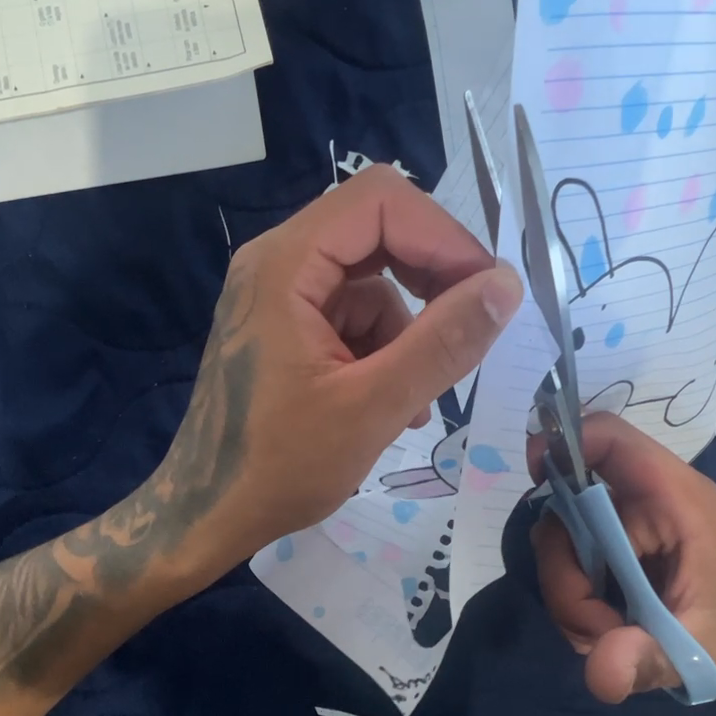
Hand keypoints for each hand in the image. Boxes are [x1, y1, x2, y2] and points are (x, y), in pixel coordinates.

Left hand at [149, 164, 523, 568]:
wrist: (209, 515)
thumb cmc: (280, 467)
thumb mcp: (372, 407)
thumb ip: (443, 343)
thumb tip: (507, 285)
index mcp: (284, 266)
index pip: (380, 201)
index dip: (443, 237)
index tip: (488, 291)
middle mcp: (274, 266)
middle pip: (375, 234)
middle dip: (430, 282)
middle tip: (470, 330)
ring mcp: (275, 300)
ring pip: (368, 284)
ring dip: (406, 334)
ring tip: (414, 402)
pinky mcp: (281, 333)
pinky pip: (347, 321)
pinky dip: (378, 354)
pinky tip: (389, 407)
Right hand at [528, 413, 715, 702]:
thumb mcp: (706, 655)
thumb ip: (649, 660)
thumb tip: (599, 674)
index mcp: (678, 503)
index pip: (613, 441)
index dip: (565, 443)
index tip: (533, 478)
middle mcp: (648, 507)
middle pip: (568, 512)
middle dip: (565, 576)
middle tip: (596, 629)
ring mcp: (632, 532)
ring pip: (564, 546)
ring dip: (571, 597)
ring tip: (610, 639)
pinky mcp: (624, 554)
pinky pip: (576, 566)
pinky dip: (578, 604)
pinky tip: (608, 635)